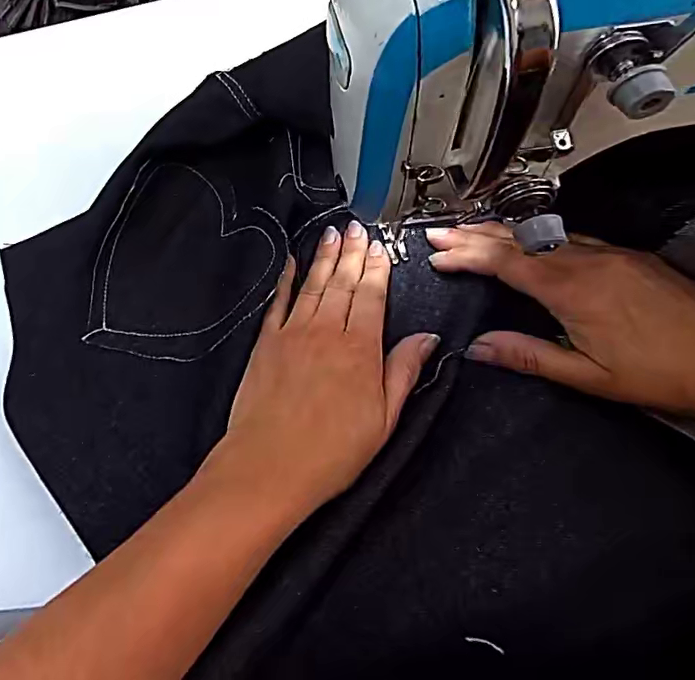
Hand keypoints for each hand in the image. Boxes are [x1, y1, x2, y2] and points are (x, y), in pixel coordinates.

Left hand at [206, 221, 439, 515]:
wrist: (267, 467)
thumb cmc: (331, 452)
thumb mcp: (383, 419)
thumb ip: (404, 371)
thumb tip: (428, 339)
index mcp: (360, 349)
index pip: (372, 296)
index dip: (377, 269)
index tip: (380, 248)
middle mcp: (327, 332)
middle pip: (344, 282)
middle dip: (352, 252)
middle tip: (357, 227)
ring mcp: (294, 334)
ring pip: (314, 284)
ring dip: (324, 257)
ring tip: (332, 233)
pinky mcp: (266, 343)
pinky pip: (278, 302)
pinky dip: (285, 280)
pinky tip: (291, 263)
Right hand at [425, 223, 694, 429]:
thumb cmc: (669, 374)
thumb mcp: (591, 378)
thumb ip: (531, 356)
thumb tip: (483, 348)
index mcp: (573, 289)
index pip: (504, 262)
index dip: (466, 255)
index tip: (439, 252)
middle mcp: (589, 261)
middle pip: (519, 239)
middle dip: (475, 234)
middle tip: (443, 231)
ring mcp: (612, 254)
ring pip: (545, 234)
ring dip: (506, 233)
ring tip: (477, 232)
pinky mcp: (631, 257)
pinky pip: (574, 237)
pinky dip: (542, 237)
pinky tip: (536, 243)